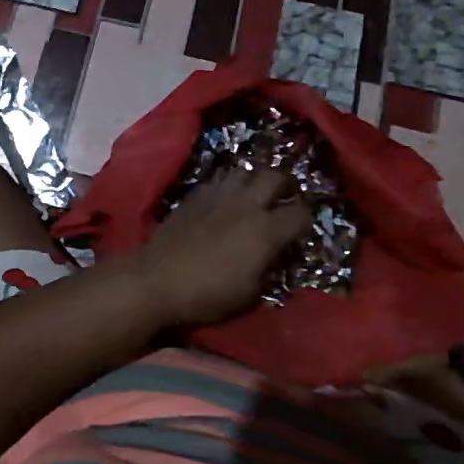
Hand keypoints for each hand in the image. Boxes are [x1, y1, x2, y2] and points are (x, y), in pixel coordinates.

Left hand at [130, 166, 311, 328]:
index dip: (307, 220)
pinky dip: (227, 185)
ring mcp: (216, 195)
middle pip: (274, 177)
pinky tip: (224, 199)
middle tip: (284, 199)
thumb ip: (269, 268)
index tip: (302, 229)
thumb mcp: (250, 293)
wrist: (156, 278)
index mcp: (265, 230)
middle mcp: (244, 204)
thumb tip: (276, 255)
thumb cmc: (207, 293)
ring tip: (254, 194)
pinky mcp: (193, 195)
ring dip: (254, 179)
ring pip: (244, 170)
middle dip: (286, 186)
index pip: (301, 213)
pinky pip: (218, 179)